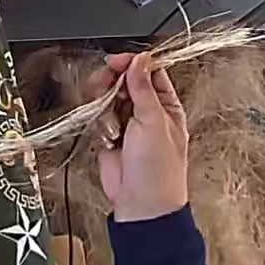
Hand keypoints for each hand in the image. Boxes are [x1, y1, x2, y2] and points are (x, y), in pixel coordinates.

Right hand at [94, 53, 190, 221]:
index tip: (115, 62)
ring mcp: (127, 123)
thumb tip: (139, 60)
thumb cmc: (158, 170)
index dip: (132, 64)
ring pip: (108, 97)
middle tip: (104, 85)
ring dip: (104, 103)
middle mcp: (147, 112)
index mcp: (166, 106)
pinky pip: (98, 115)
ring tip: (106, 116)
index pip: (149, 73)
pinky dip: (99, 121)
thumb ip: (143, 88)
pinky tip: (106, 134)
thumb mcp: (153, 122)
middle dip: (112, 83)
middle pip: (124, 82)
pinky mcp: (109, 134)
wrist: (140, 204)